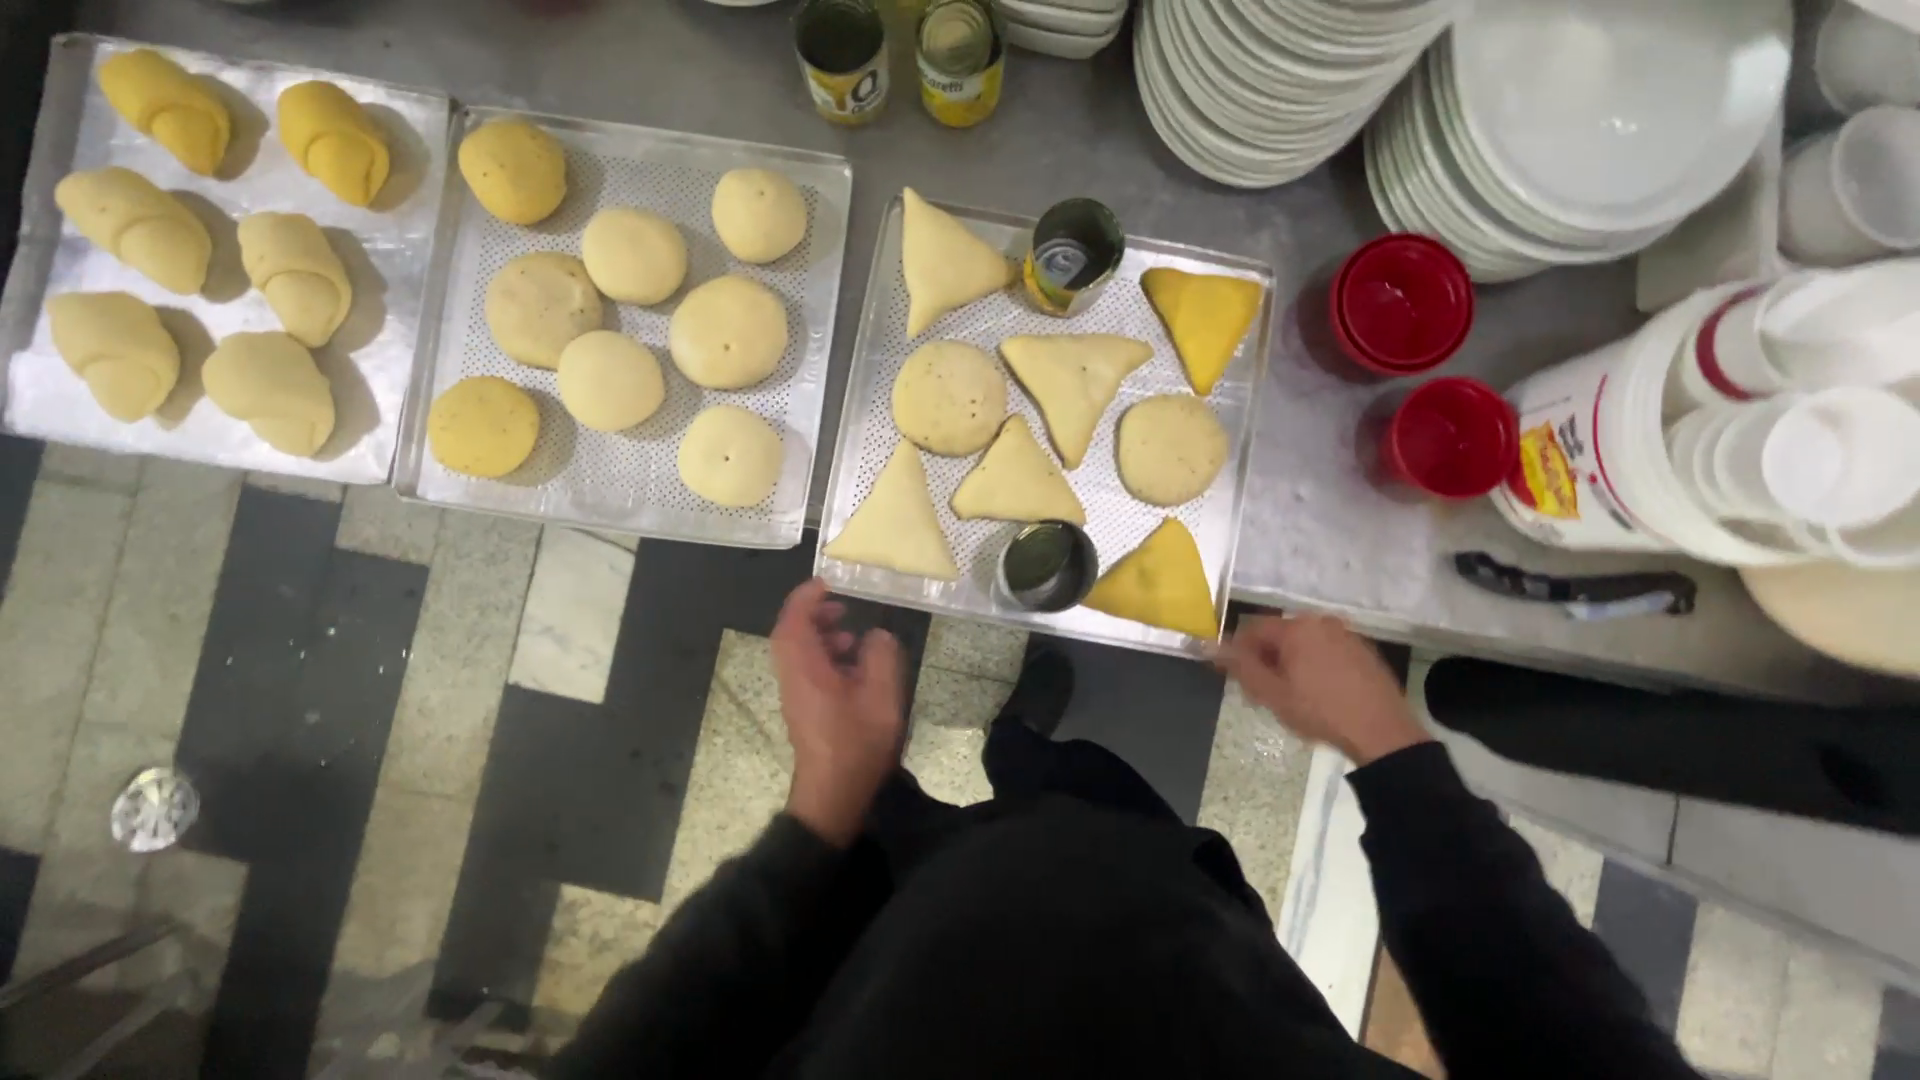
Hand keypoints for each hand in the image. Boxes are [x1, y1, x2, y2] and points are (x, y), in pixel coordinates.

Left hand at [771, 578, 906, 846]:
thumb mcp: (882, 697)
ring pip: (800, 655)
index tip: (827, 583)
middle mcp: (793, 679)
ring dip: (822, 638)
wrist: (834, 796)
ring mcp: (797, 698)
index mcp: (805, 670)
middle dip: (813, 615)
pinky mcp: (806, 712)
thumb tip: (876, 635)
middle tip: (842, 608)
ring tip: (854, 637)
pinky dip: (827, 659)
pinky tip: (856, 670)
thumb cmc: (856, 744)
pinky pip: (809, 672)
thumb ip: (881, 657)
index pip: (793, 622)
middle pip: (792, 636)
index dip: (806, 598)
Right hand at [1217, 613, 1429, 765]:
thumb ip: (1239, 666)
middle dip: (1266, 658)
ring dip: (1291, 662)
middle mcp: (1322, 622)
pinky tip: (1320, 693)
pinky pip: (1328, 651)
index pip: (1253, 630)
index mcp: (1296, 627)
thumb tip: (1210, 646)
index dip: (1238, 652)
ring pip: (1305, 643)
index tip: (1235, 677)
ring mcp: (1347, 635)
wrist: (1382, 733)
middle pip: (1280, 634)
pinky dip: (1316, 665)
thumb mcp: (1271, 693)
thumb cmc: (1320, 711)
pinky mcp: (1365, 651)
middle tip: (1264, 690)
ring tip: (1292, 694)